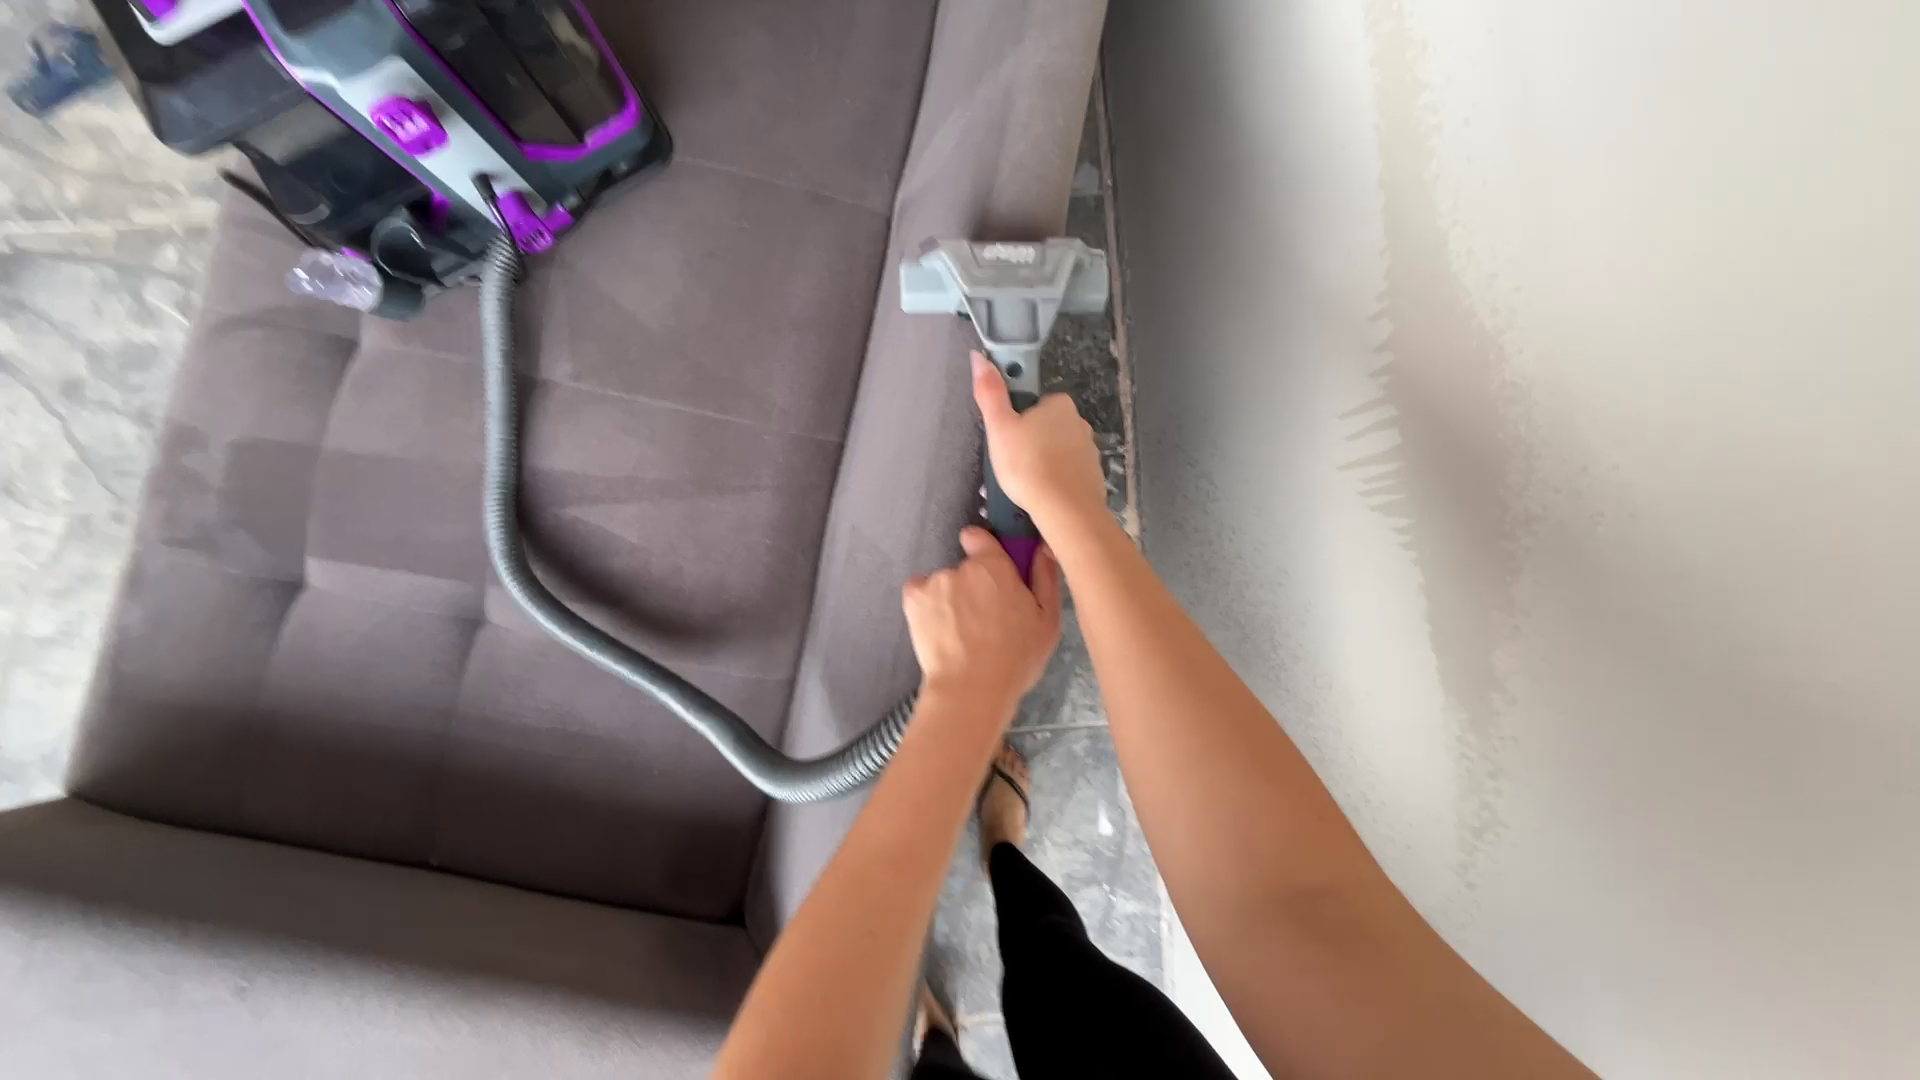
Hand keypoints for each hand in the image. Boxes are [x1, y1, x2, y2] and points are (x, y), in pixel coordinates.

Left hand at [903, 526, 1062, 713]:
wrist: (970, 689)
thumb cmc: (1016, 658)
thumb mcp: (1047, 621)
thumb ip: (1045, 578)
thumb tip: (1042, 547)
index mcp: (995, 567)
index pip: (980, 537)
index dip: (984, 550)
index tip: (991, 570)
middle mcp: (961, 567)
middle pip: (966, 569)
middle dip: (974, 586)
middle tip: (985, 618)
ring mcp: (934, 583)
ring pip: (944, 584)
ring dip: (951, 598)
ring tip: (961, 633)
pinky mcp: (913, 600)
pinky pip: (919, 592)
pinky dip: (926, 604)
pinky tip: (938, 628)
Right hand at [971, 352, 1106, 534]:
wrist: (1065, 509)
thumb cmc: (1028, 465)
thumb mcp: (1000, 427)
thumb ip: (989, 392)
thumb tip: (979, 358)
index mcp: (1059, 404)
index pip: (1034, 403)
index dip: (1017, 420)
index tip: (1007, 439)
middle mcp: (1079, 422)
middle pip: (1046, 427)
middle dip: (1031, 441)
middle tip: (1012, 462)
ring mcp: (1089, 450)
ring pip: (1058, 451)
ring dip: (1044, 461)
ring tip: (1026, 481)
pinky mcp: (1093, 475)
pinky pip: (1068, 472)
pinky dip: (1056, 479)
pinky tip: (1043, 493)